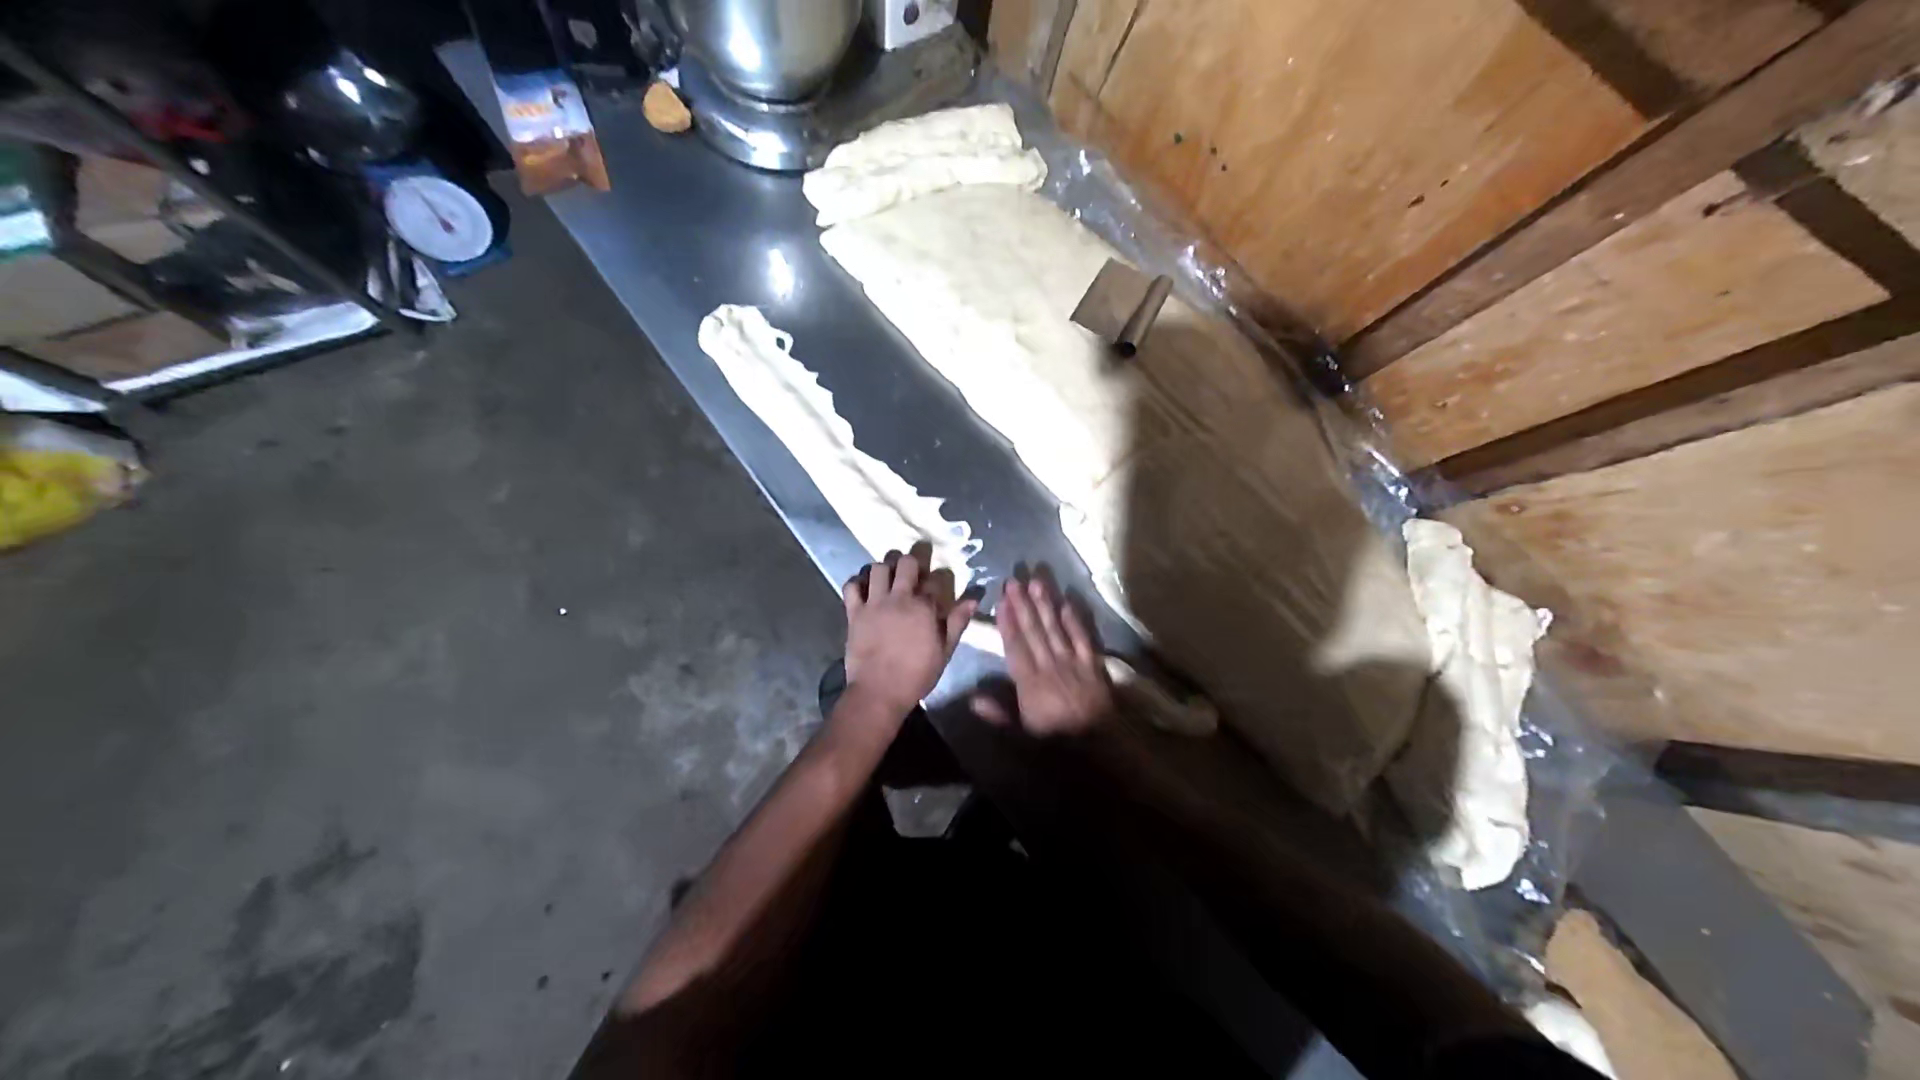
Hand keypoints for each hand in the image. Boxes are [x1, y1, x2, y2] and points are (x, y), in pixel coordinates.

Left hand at [842, 545, 978, 717]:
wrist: (879, 691)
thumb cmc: (916, 675)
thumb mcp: (944, 651)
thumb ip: (957, 622)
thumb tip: (973, 600)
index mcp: (924, 607)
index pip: (934, 580)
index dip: (937, 581)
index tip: (935, 588)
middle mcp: (899, 598)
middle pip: (906, 563)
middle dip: (911, 564)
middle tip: (911, 574)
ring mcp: (874, 603)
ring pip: (878, 568)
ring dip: (885, 569)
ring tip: (887, 579)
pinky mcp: (854, 612)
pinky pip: (851, 586)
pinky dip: (857, 583)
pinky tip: (864, 590)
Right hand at [973, 577, 1112, 735]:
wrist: (1098, 746)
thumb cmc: (1054, 740)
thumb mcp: (1021, 734)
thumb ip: (998, 714)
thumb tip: (973, 698)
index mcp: (1029, 683)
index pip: (1015, 647)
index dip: (1008, 623)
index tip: (1001, 601)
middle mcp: (1049, 667)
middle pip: (1034, 632)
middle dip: (1023, 605)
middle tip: (1014, 582)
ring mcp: (1072, 664)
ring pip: (1055, 630)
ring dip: (1045, 606)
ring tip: (1036, 583)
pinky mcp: (1092, 666)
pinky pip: (1082, 640)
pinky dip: (1074, 622)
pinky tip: (1066, 603)